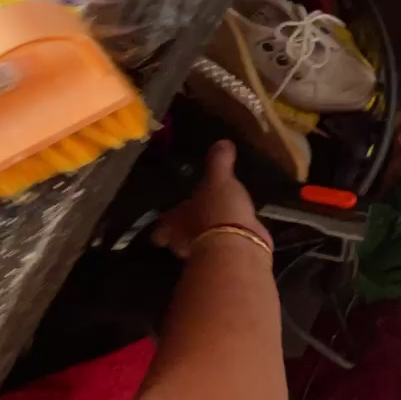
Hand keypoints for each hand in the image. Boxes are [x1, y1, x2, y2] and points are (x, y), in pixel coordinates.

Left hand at [152, 141, 272, 258]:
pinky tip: (241, 232)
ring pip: (201, 247)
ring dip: (209, 238)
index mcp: (174, 223)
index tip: (170, 221)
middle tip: (197, 222)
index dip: (164, 226)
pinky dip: (232, 242)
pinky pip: (226, 248)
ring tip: (222, 225)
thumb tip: (222, 141)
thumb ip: (218, 162)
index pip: (160, 230)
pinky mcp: (228, 257)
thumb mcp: (218, 180)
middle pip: (177, 242)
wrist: (239, 244)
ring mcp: (206, 253)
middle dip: (186, 234)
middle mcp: (184, 242)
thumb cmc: (217, 210)